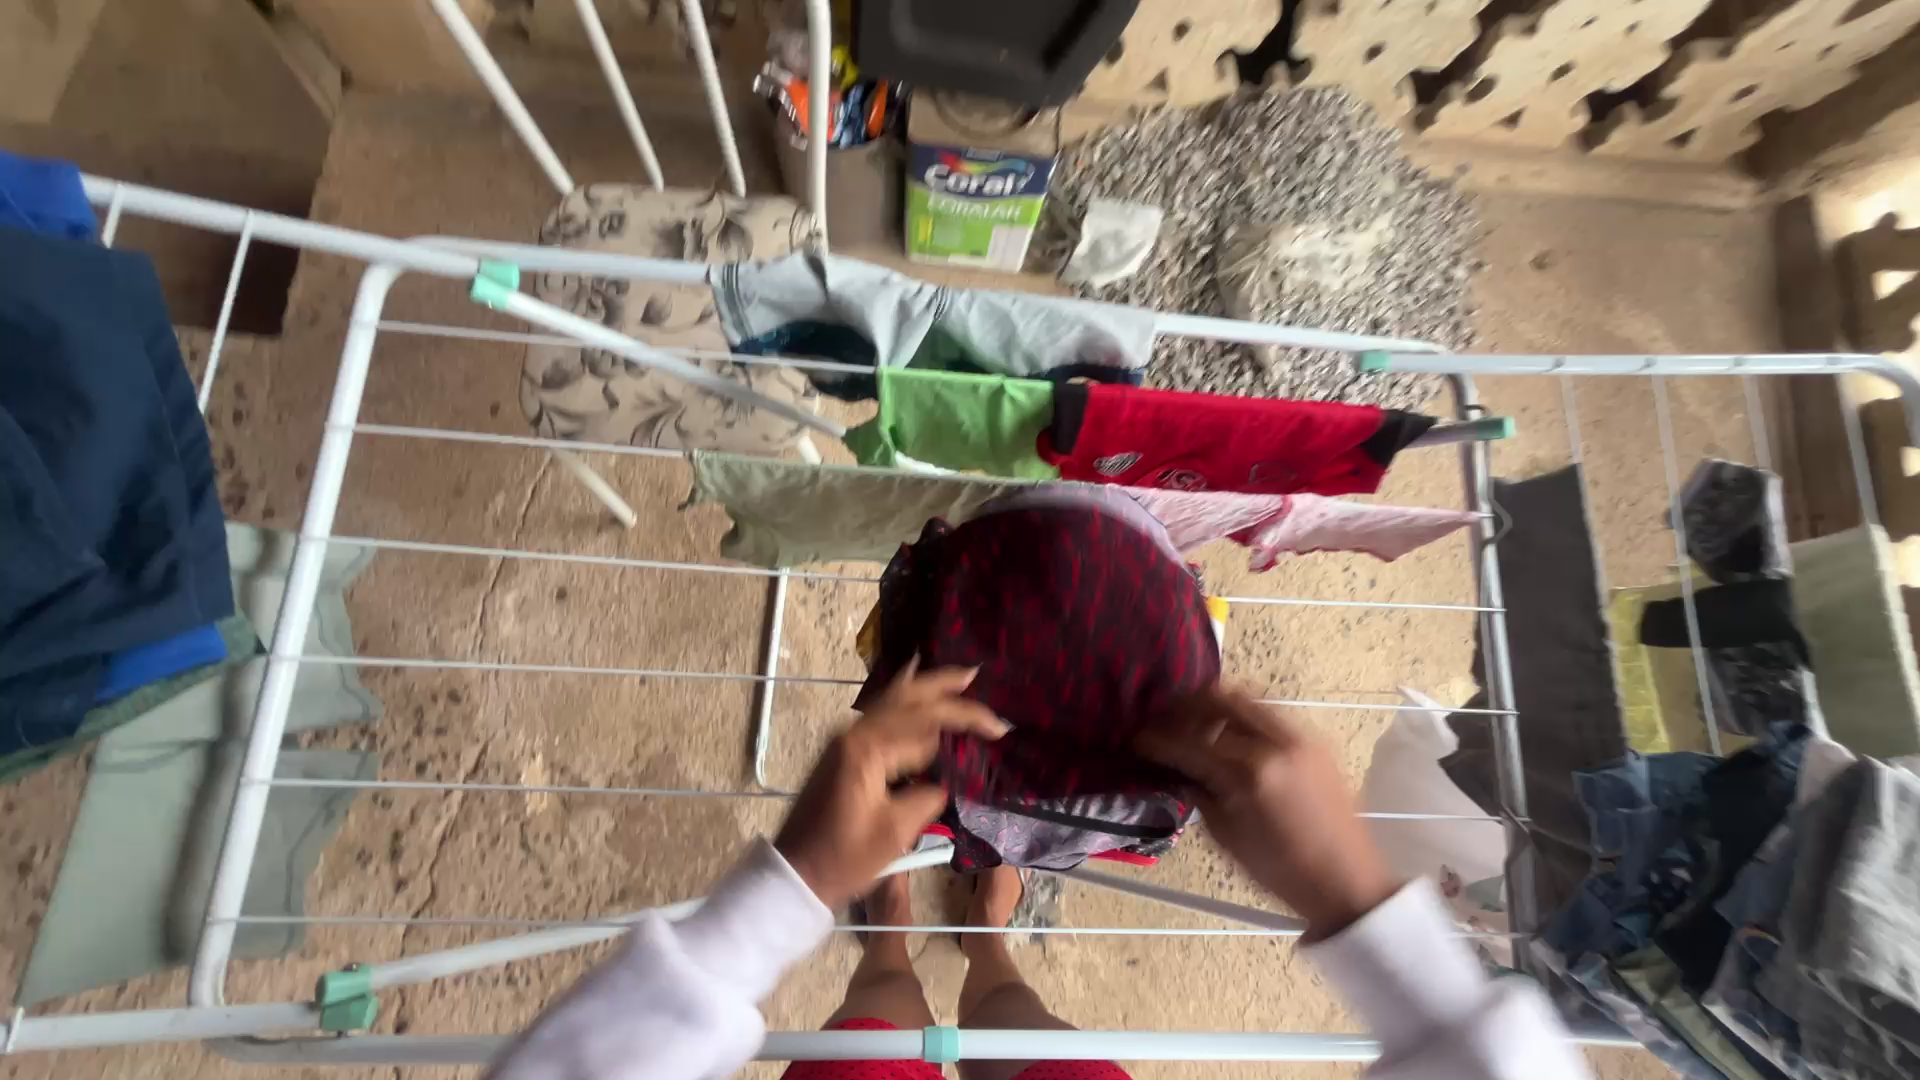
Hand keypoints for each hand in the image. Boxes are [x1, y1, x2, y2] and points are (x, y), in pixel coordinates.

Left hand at [774, 660, 1008, 906]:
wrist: (795, 872)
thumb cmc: (844, 859)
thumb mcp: (895, 832)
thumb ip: (927, 796)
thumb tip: (943, 779)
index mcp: (868, 749)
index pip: (928, 723)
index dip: (965, 721)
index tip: (998, 729)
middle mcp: (855, 732)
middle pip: (907, 696)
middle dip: (943, 685)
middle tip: (975, 674)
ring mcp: (845, 736)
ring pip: (892, 698)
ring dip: (924, 686)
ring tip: (955, 677)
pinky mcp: (843, 746)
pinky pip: (880, 711)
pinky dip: (904, 698)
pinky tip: (915, 687)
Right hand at [1136, 685, 1400, 939]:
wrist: (1351, 884)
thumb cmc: (1284, 873)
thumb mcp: (1227, 839)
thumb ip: (1198, 795)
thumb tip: (1175, 769)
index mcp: (1249, 775)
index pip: (1188, 743)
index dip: (1155, 739)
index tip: (1135, 739)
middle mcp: (1274, 744)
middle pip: (1216, 700)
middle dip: (1182, 707)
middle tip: (1163, 721)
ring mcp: (1298, 737)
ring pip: (1243, 697)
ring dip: (1211, 704)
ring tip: (1192, 721)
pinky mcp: (1314, 740)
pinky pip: (1267, 711)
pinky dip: (1240, 713)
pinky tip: (1226, 731)